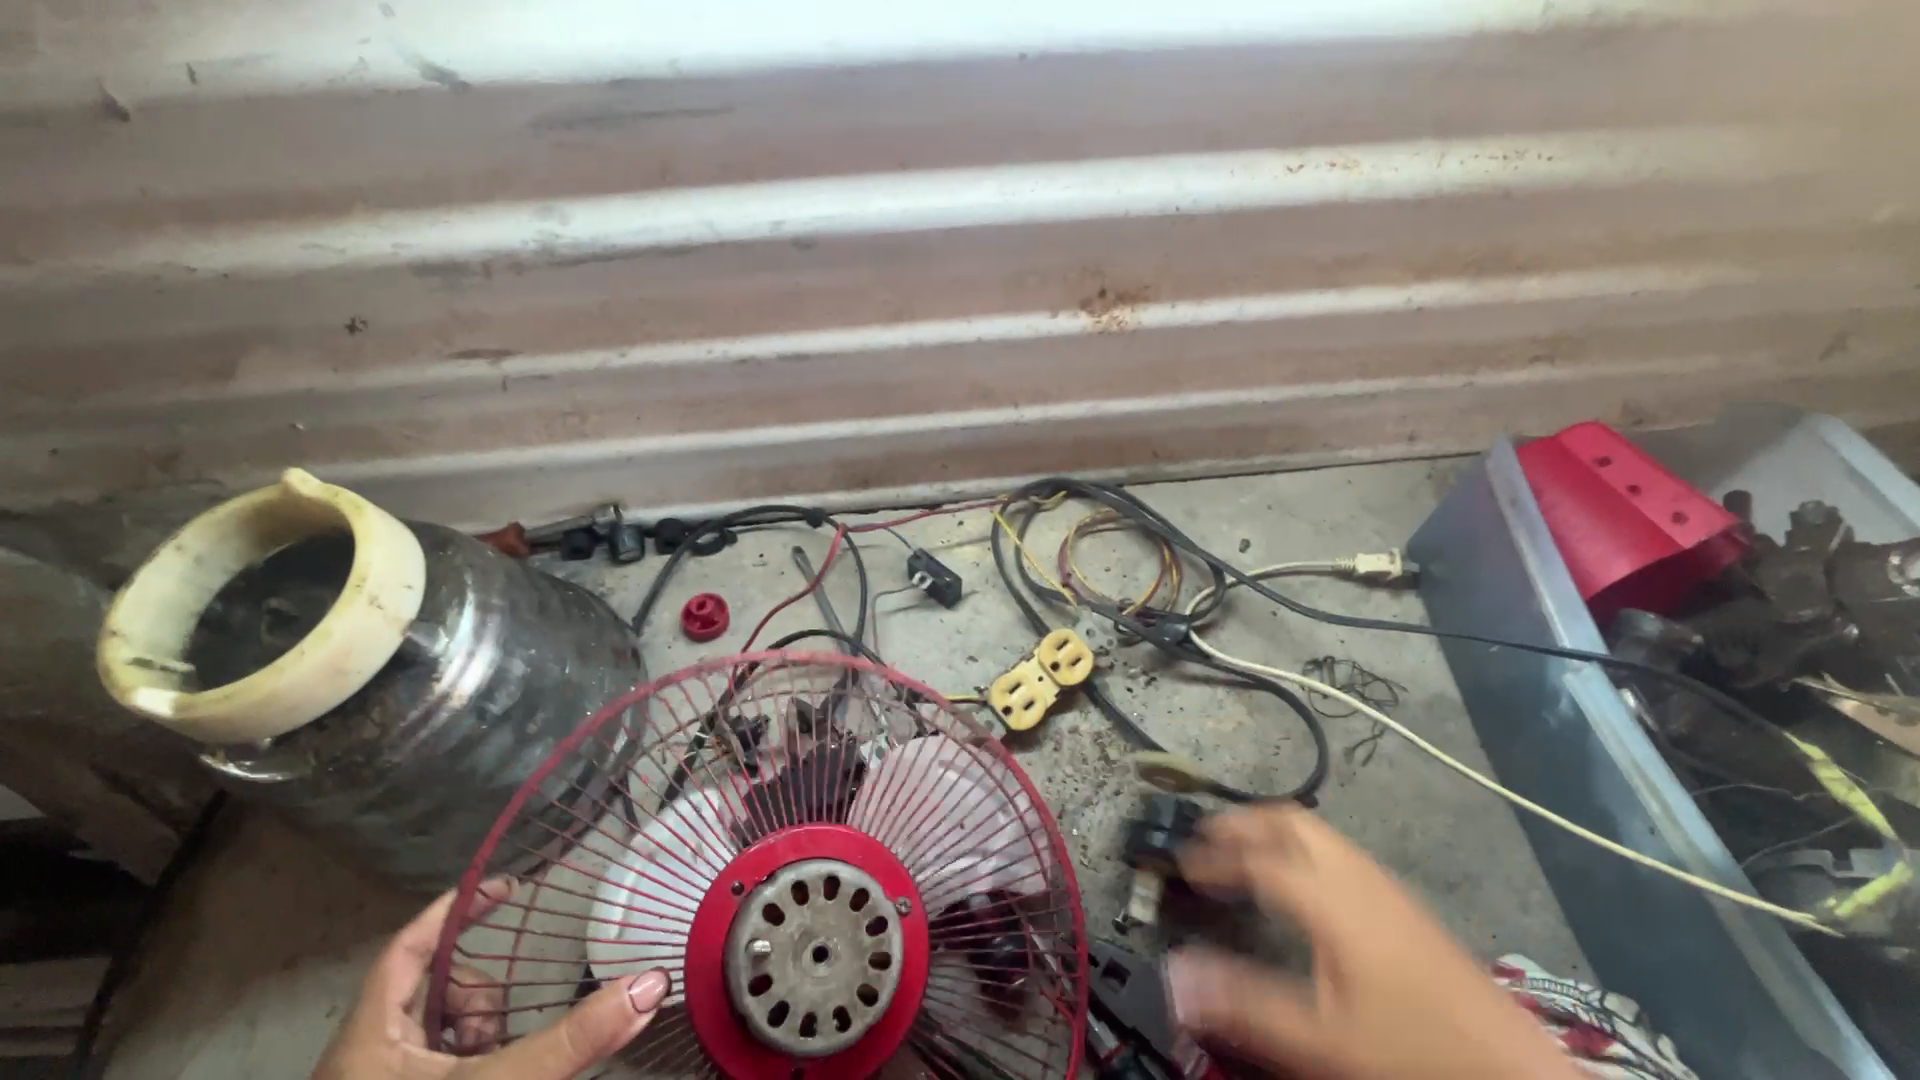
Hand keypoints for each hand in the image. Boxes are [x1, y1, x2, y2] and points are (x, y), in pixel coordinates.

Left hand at [312, 880, 668, 1079]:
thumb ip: (571, 1038)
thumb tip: (650, 982)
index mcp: (368, 1037)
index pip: (409, 947)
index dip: (454, 911)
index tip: (507, 887)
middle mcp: (365, 1059)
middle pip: (431, 990)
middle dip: (482, 994)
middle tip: (505, 1020)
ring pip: (439, 1031)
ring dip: (481, 1034)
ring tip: (499, 1061)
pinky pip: (441, 1065)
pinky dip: (474, 1062)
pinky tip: (495, 1075)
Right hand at [1166, 805, 1582, 1079]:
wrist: (1512, 1068)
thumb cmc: (1410, 1048)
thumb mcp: (1321, 1038)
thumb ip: (1246, 1005)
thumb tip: (1177, 976)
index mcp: (1333, 901)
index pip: (1261, 859)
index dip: (1216, 856)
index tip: (1182, 864)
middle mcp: (1358, 878)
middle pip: (1295, 822)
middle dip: (1246, 821)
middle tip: (1208, 835)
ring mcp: (1385, 887)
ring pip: (1320, 834)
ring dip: (1275, 831)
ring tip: (1243, 849)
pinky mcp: (1403, 904)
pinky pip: (1339, 852)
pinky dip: (1302, 848)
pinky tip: (1298, 882)